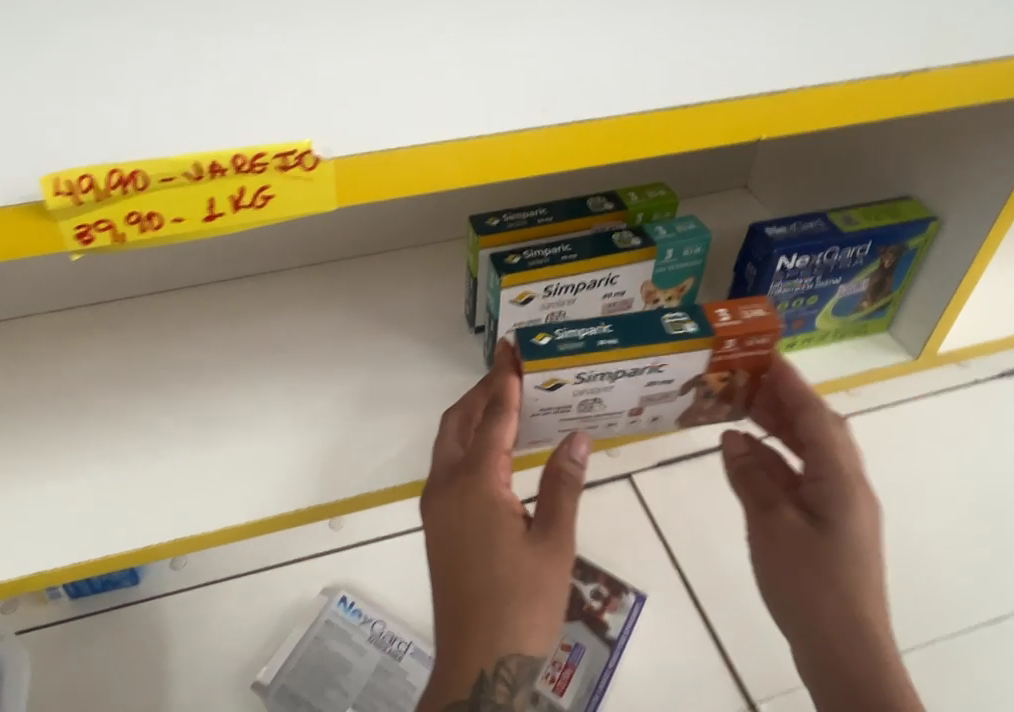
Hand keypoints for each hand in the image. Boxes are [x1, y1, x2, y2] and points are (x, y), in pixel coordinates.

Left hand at [418, 352, 590, 711]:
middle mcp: (446, 486)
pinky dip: (467, 444)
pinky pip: (448, 466)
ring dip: (472, 417)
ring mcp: (436, 506)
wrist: (478, 664)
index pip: (493, 417)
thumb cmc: (522, 604)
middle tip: (512, 372)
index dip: (506, 380)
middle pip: (459, 422)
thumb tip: (578, 436)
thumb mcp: (554, 543)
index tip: (513, 349)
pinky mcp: (436, 525)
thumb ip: (563, 484)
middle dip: (482, 392)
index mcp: (476, 483)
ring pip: (448, 443)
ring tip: (506, 402)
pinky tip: (495, 452)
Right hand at [721, 354, 922, 711]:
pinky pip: (801, 481)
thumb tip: (732, 438)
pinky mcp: (828, 531)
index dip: (789, 382)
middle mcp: (846, 486)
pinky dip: (774, 463)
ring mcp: (839, 510)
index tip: (763, 353)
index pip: (814, 414)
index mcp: (841, 479)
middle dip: (782, 400)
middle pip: (816, 429)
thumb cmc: (811, 586)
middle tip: (742, 377)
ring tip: (738, 409)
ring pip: (808, 455)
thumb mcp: (772, 526)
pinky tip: (744, 460)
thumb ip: (751, 477)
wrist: (846, 655)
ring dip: (777, 430)